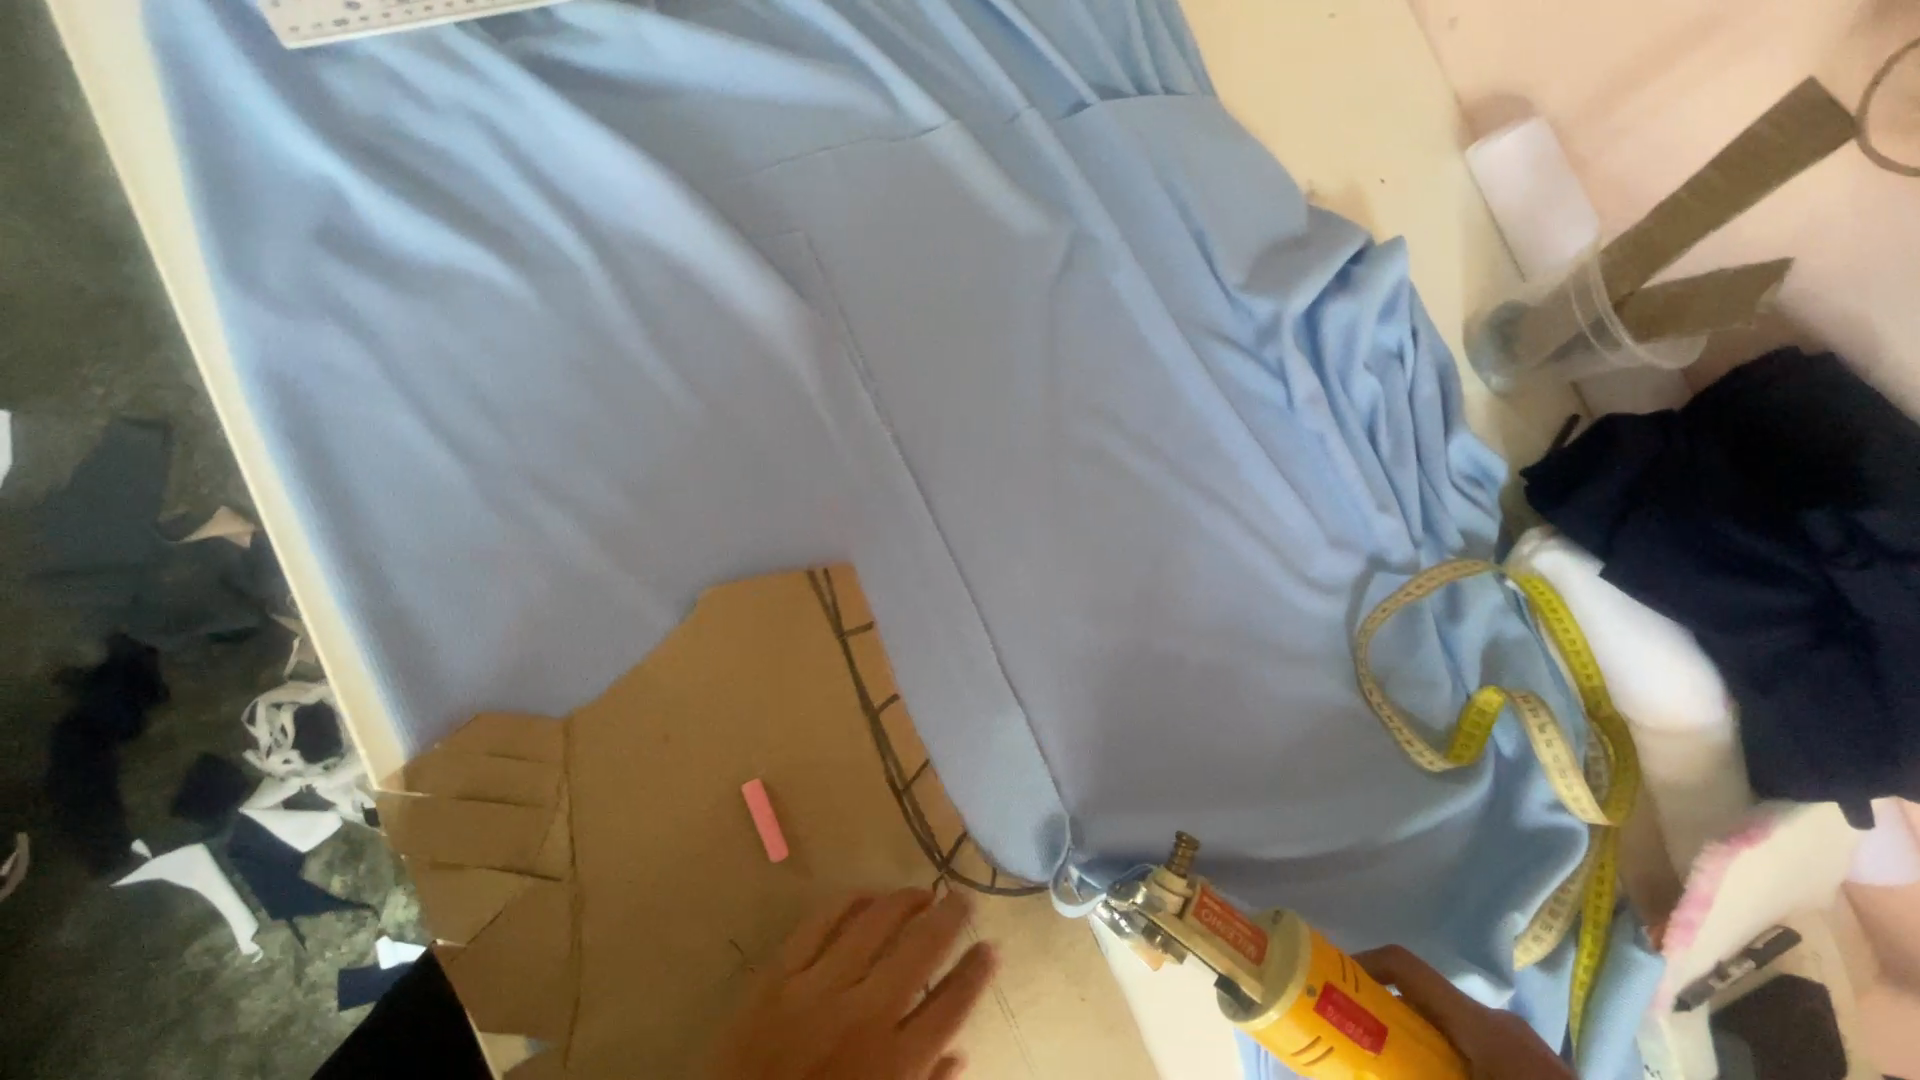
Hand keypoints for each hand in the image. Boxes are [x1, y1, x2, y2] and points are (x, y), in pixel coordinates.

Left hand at [708, 888, 997, 1079]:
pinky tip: (865, 896)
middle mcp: (864, 1017)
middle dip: (949, 918)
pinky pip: (817, 925)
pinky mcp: (775, 978)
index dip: (977, 971)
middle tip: (961, 900)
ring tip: (919, 893)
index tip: (990, 947)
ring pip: (873, 926)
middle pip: (920, 950)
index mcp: (896, 1064)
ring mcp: (817, 991)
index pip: (952, 1004)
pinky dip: (846, 904)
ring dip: (903, 901)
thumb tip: (959, 1056)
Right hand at [1355, 946, 1574, 1079]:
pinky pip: (1475, 1057)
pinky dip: (1446, 1065)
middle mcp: (1497, 1024)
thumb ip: (1411, 1073)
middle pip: (1422, 1003)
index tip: (1329, 987)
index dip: (1361, 965)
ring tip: (1391, 1071)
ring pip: (1450, 1034)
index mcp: (1478, 1025)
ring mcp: (1521, 1048)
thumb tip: (1350, 1074)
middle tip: (1352, 1046)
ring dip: (1415, 1049)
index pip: (1406, 967)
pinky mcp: (1535, 1073)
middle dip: (1382, 1020)